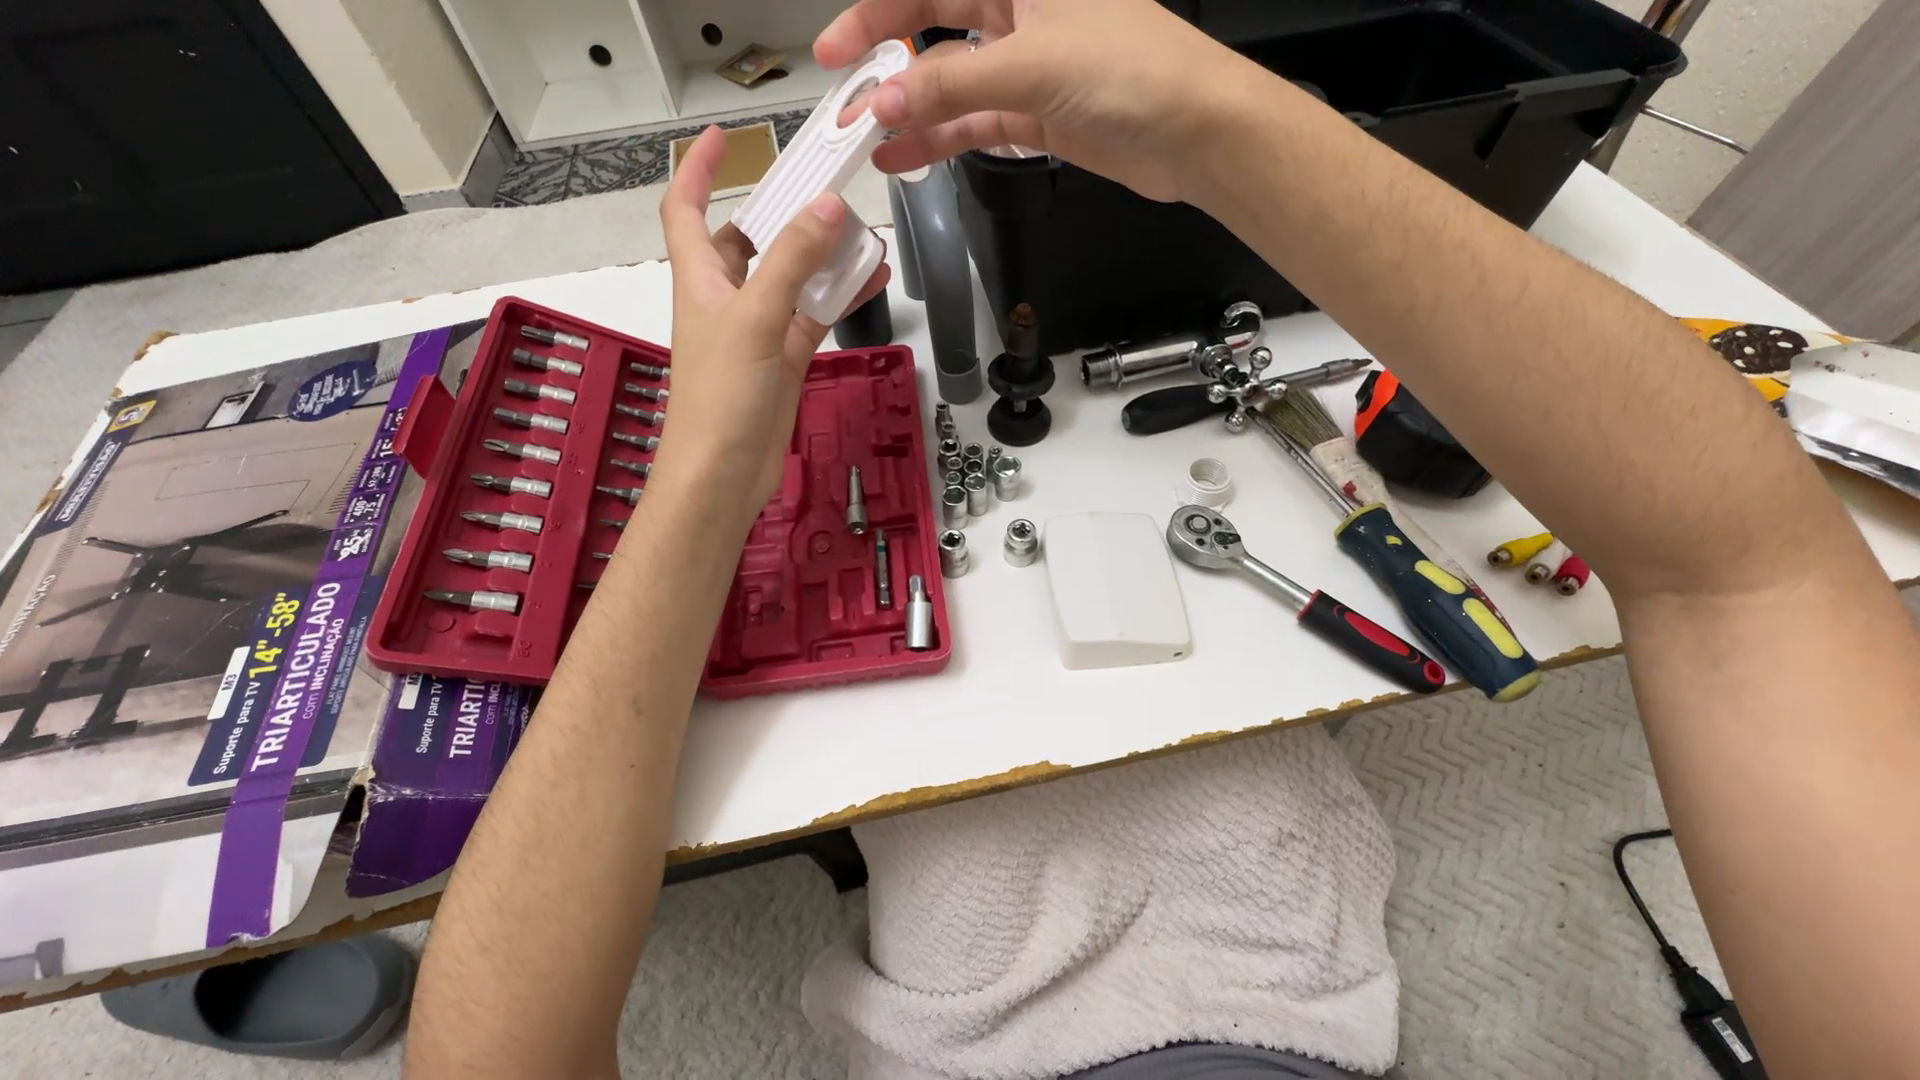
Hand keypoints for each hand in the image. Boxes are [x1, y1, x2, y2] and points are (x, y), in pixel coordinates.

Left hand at [652, 126, 889, 519]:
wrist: (724, 474)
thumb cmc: (722, 396)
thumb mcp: (755, 319)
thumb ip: (792, 261)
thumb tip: (828, 205)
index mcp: (700, 280)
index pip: (686, 209)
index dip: (697, 169)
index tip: (722, 136)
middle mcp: (726, 298)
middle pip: (749, 240)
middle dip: (780, 212)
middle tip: (823, 186)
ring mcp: (757, 330)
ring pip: (790, 278)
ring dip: (821, 256)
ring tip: (862, 233)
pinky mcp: (784, 358)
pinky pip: (814, 314)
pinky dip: (840, 297)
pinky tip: (873, 280)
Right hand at [816, 0, 1256, 202]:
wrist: (1196, 133)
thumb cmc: (1134, 70)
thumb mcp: (1033, 64)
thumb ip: (953, 84)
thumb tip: (884, 100)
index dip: (880, 11)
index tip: (837, 48)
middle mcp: (1022, 11)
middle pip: (935, 27)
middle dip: (886, 61)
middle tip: (843, 97)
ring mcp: (1028, 66)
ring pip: (953, 83)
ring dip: (910, 111)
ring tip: (864, 140)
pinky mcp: (1037, 115)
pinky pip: (976, 124)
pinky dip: (942, 140)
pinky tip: (905, 157)